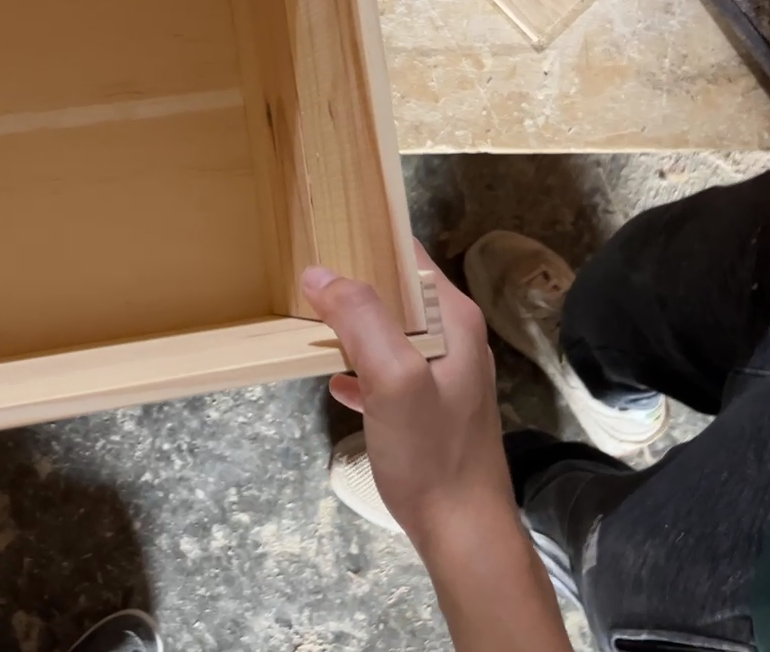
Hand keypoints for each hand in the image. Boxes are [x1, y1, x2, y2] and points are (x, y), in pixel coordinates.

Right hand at [301, 245, 510, 549]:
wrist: (463, 533)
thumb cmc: (431, 451)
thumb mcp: (392, 377)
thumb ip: (360, 318)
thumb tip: (319, 272)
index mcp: (452, 319)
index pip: (409, 255)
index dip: (368, 241)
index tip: (324, 236)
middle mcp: (452, 338)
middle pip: (396, 291)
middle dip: (353, 284)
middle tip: (306, 281)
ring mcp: (443, 373)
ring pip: (389, 331)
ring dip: (354, 325)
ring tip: (312, 321)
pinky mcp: (429, 407)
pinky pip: (388, 370)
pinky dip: (361, 366)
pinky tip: (336, 380)